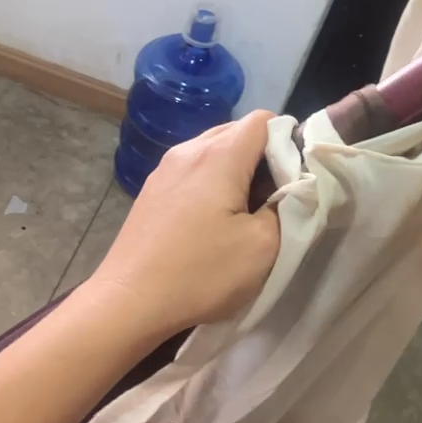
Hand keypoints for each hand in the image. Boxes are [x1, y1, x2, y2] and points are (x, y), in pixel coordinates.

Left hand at [82, 110, 280, 338]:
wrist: (129, 302)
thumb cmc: (200, 274)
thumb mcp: (264, 246)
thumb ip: (288, 207)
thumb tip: (289, 188)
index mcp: (218, 154)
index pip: (265, 120)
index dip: (288, 145)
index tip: (292, 184)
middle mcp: (186, 151)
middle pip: (236, 133)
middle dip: (262, 160)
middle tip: (270, 203)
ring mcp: (163, 171)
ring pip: (211, 154)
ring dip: (234, 176)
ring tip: (240, 217)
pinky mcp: (149, 194)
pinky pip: (190, 175)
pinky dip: (208, 188)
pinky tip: (208, 226)